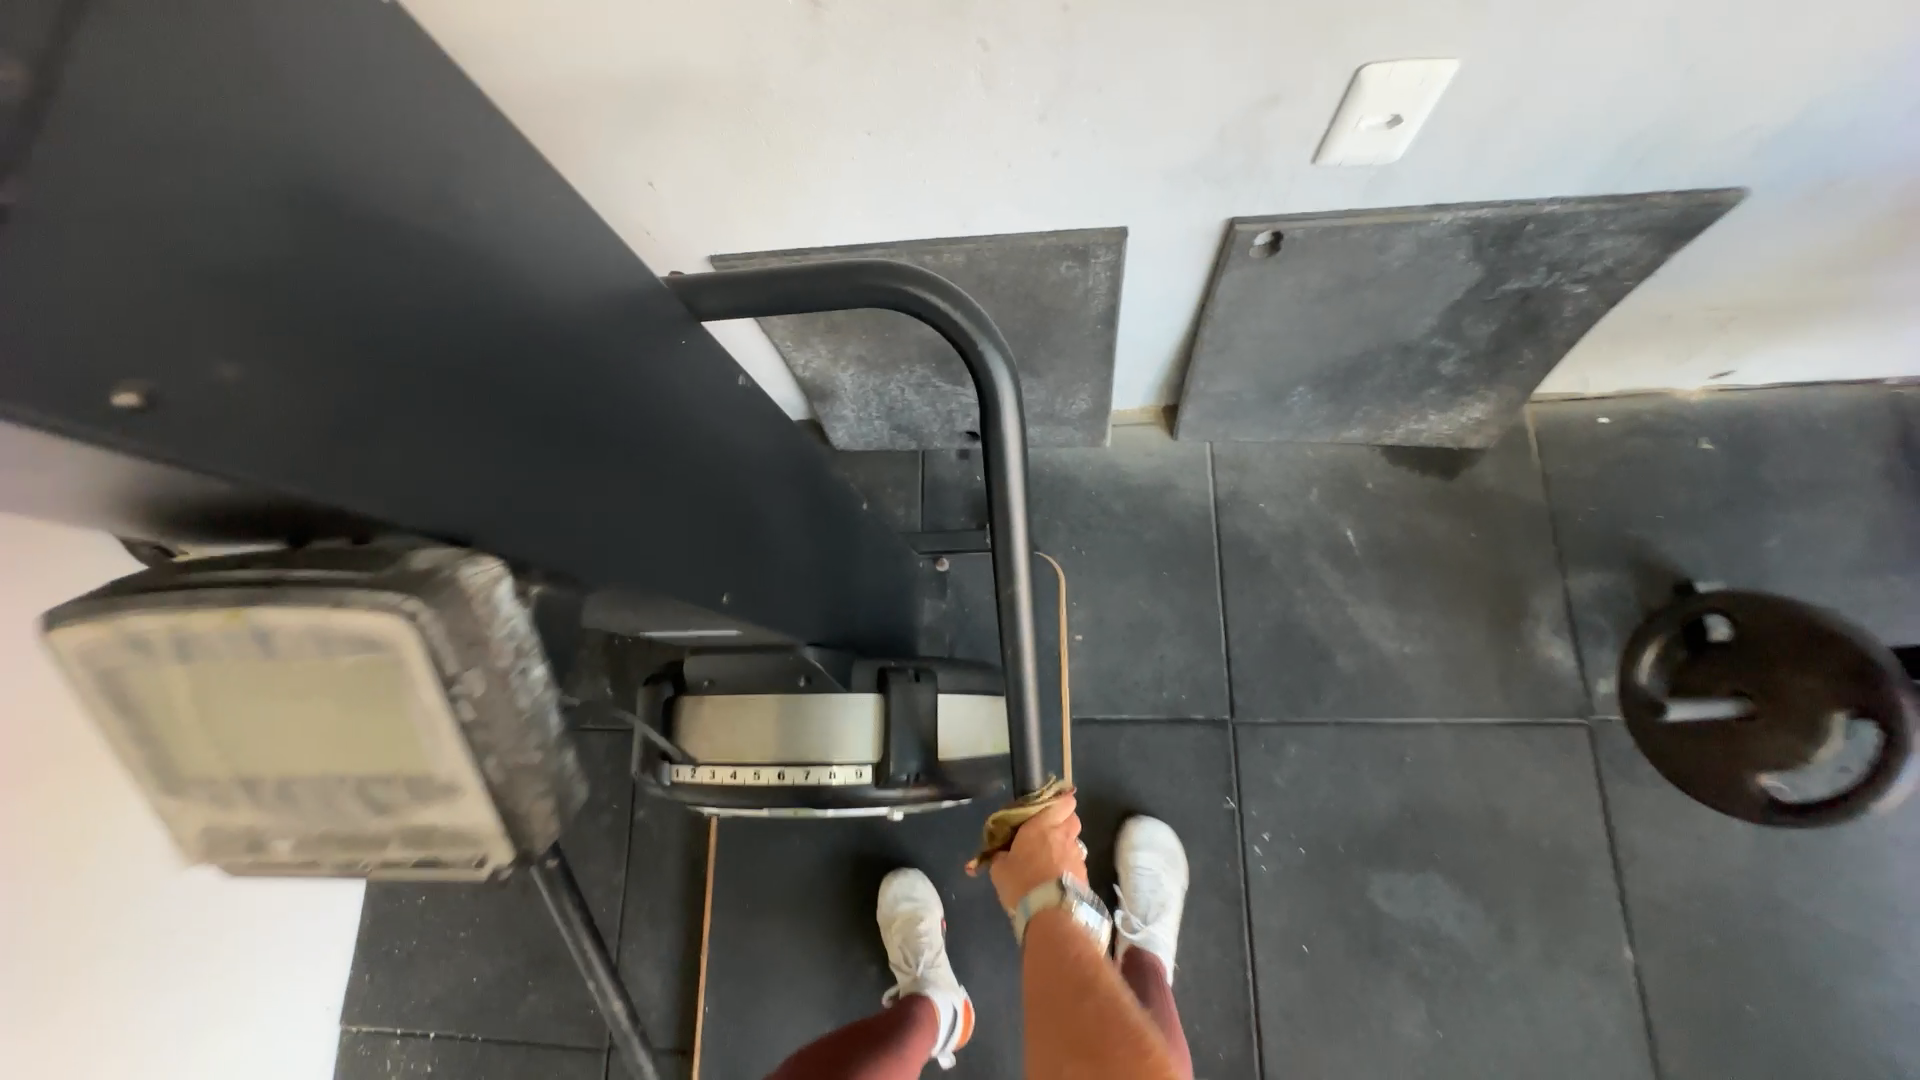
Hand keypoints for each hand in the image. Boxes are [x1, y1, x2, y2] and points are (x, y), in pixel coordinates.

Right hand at [986, 794, 1087, 911]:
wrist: (1051, 915)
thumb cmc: (1021, 883)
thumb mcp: (999, 868)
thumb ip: (1002, 855)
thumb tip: (1002, 854)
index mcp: (1042, 825)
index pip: (1063, 802)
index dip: (1060, 802)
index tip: (1049, 808)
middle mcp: (1063, 836)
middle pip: (1073, 819)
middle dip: (1064, 823)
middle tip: (1048, 834)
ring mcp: (1077, 856)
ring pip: (1075, 842)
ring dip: (1066, 848)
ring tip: (1051, 863)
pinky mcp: (1084, 876)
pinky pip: (1077, 864)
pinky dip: (1069, 868)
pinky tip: (1057, 881)